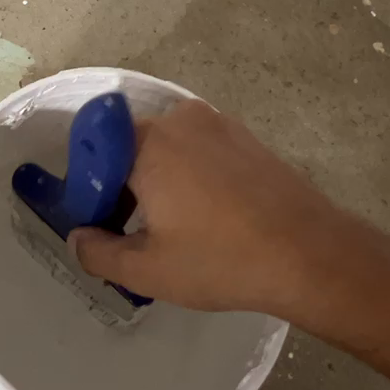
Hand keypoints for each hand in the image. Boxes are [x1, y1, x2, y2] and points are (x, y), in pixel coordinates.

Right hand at [68, 99, 361, 320]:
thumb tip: (78, 237)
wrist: (311, 253)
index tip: (99, 225)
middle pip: (129, 146)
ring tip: (170, 229)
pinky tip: (206, 216)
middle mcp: (179, 119)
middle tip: (130, 233)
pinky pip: (199, 149)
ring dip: (156, 180)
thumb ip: (98, 253)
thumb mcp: (149, 269)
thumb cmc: (222, 259)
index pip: (94, 152)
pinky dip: (188, 175)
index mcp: (148, 143)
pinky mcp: (245, 136)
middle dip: (122, 186)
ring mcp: (217, 123)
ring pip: (166, 148)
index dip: (88, 189)